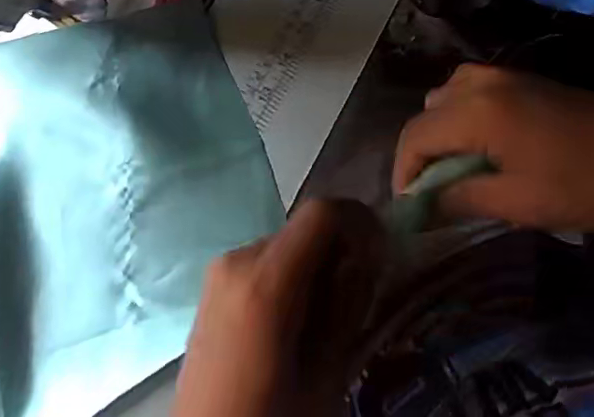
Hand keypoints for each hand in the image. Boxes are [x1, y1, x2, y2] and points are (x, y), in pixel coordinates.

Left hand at [172, 199, 385, 416]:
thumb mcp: (323, 381)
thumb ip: (346, 312)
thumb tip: (365, 261)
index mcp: (264, 280)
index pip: (320, 213)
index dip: (359, 221)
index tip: (382, 251)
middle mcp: (237, 259)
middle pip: (303, 229)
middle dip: (339, 249)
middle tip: (363, 292)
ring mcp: (219, 270)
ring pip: (286, 246)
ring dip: (315, 265)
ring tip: (330, 315)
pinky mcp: (211, 286)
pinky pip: (263, 264)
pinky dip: (289, 277)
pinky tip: (297, 323)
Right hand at [394, 64, 593, 237]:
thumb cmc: (589, 188)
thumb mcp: (520, 203)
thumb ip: (460, 198)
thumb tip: (418, 206)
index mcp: (477, 108)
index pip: (415, 135)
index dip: (403, 173)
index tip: (410, 210)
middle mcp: (482, 81)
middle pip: (428, 111)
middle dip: (423, 152)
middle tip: (436, 195)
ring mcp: (507, 74)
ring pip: (448, 97)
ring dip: (443, 132)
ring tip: (461, 173)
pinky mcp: (527, 79)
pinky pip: (474, 91)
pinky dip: (466, 118)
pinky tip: (488, 150)